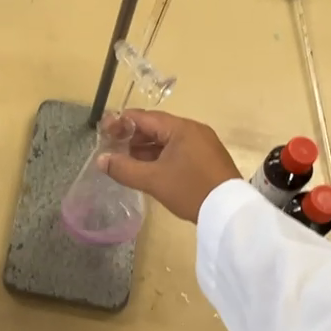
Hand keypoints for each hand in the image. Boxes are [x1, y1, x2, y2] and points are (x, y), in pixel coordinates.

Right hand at [97, 109, 239, 221]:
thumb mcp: (153, 180)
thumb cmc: (190, 190)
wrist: (230, 212)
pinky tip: (148, 170)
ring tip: (125, 162)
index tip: (102, 133)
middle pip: (155, 127)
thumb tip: (101, 160)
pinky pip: (178, 151)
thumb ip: (124, 169)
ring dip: (145, 150)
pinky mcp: (207, 159)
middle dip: (132, 137)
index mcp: (181, 128)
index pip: (144, 117)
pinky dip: (160, 157)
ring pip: (167, 141)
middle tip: (111, 149)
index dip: (120, 123)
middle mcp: (193, 130)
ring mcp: (203, 144)